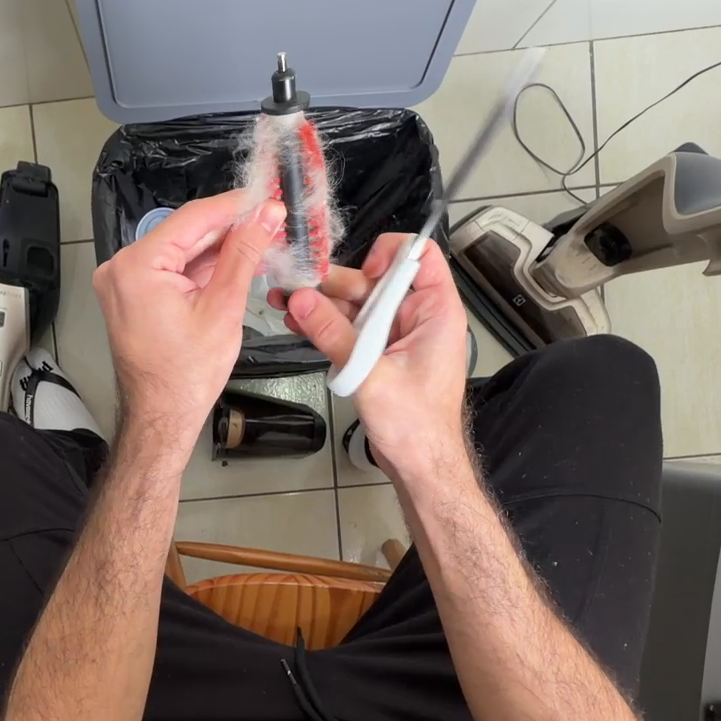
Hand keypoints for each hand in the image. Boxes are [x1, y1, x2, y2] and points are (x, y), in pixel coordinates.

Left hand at [94, 191, 284, 450]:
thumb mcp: (223, 307)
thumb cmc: (188, 374)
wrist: (162, 416)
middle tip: (271, 219)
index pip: (193, 218)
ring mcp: (122, 282)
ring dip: (218, 247)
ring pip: (180, 250)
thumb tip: (267, 215)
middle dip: (229, 228)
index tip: (268, 197)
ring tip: (262, 240)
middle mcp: (120, 267)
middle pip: (185, 233)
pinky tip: (234, 262)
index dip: (235, 206)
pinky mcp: (131, 295)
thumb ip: (244, 254)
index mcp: (137, 266)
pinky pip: (170, 269)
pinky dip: (200, 267)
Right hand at [275, 235, 471, 479]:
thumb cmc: (416, 426)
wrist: (419, 465)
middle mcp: (417, 318)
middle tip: (294, 287)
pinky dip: (325, 327)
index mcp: (435, 313)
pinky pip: (350, 330)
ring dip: (322, 305)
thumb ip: (334, 336)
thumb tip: (300, 301)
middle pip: (375, 282)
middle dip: (335, 284)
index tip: (359, 276)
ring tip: (284, 302)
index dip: (388, 256)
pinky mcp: (378, 354)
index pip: (421, 256)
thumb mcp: (371, 376)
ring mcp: (395, 336)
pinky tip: (297, 324)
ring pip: (357, 306)